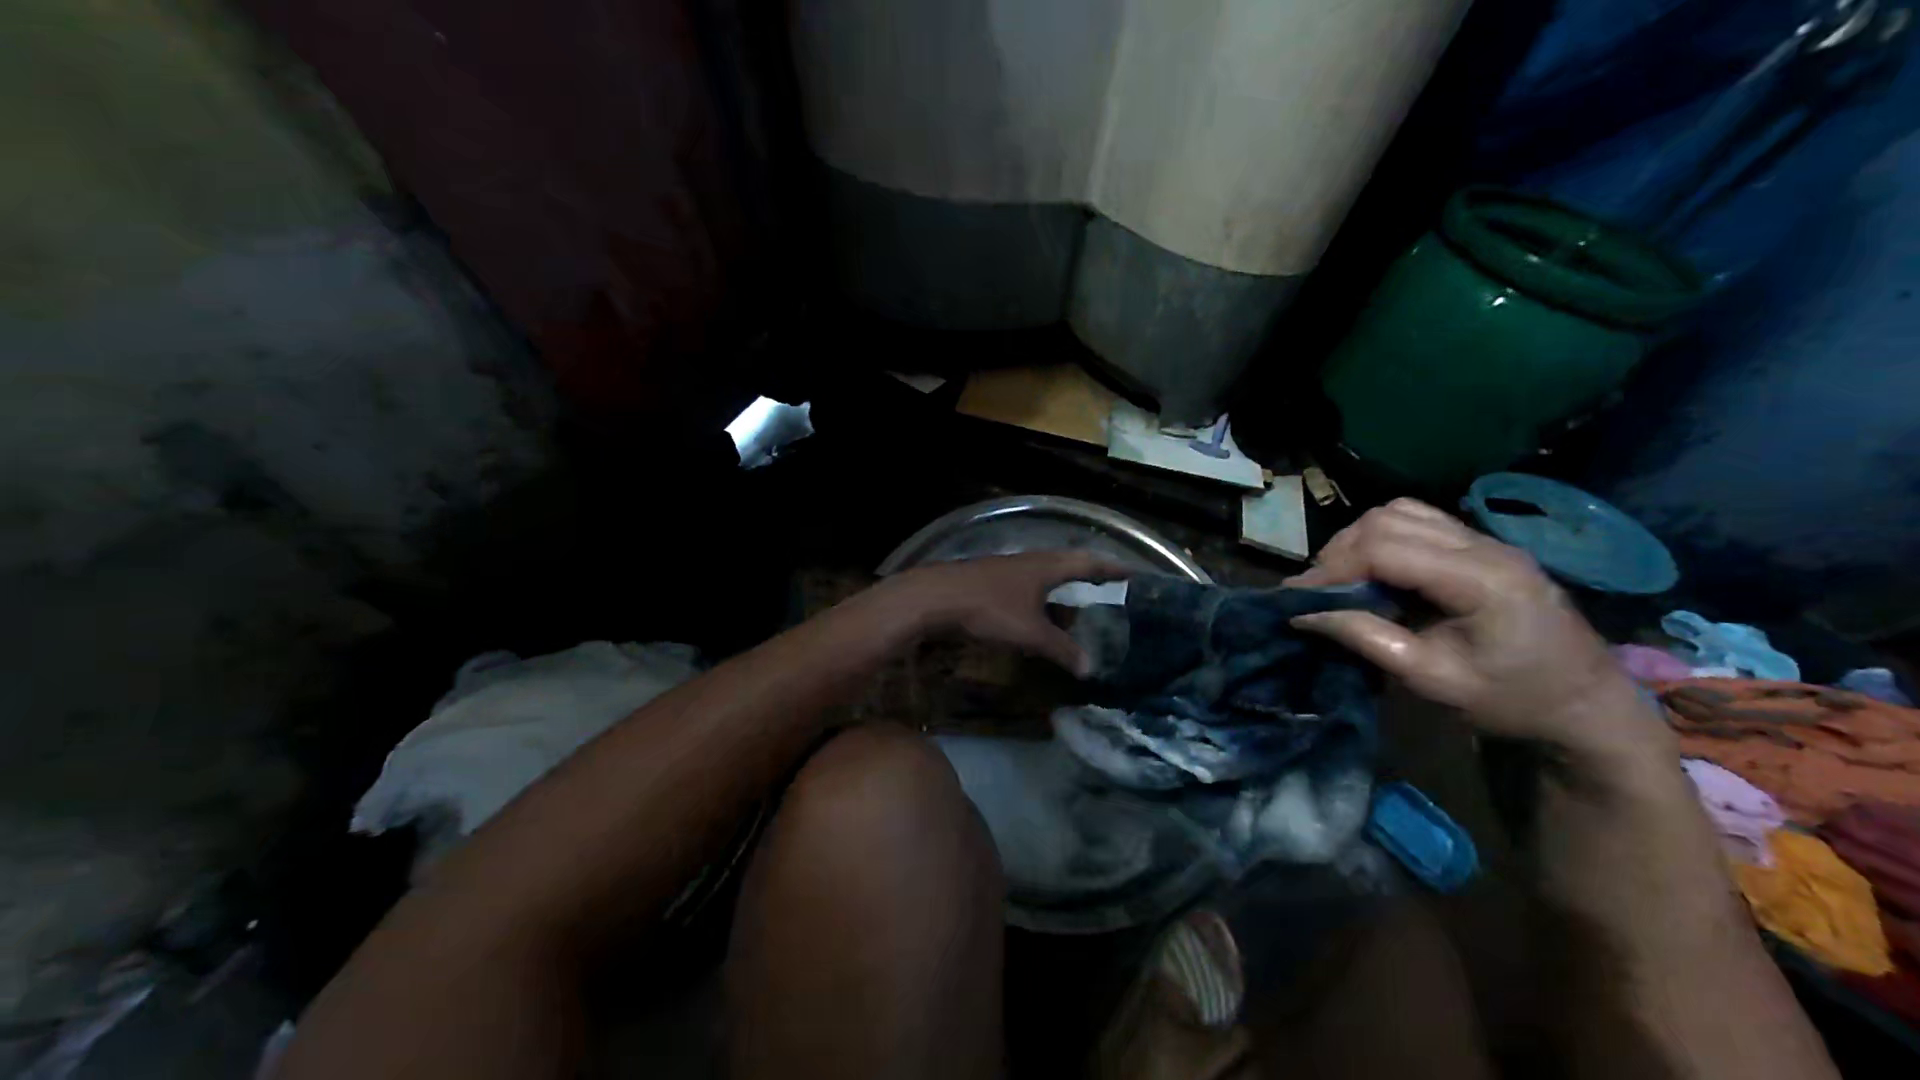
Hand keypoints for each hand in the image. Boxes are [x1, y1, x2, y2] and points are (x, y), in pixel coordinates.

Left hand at [878, 551, 1125, 675]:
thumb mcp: (1030, 633)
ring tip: (1076, 603)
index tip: (1133, 572)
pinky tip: (1036, 613)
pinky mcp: (988, 580)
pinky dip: (1040, 598)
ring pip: (1044, 574)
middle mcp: (1029, 561)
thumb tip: (1090, 668)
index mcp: (1046, 566)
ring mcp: (1007, 569)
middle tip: (1108, 583)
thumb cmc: (988, 608)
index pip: (1089, 562)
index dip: (1112, 568)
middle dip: (1089, 573)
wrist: (935, 597)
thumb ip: (1061, 649)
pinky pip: (1025, 586)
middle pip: (1067, 563)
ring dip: (1061, 587)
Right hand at [1288, 499, 1667, 762]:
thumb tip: (1303, 614)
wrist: (1585, 704)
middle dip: (1339, 551)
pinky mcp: (1480, 545)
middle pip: (1387, 519)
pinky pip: (1416, 521)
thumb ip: (1367, 638)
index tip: (1298, 599)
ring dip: (1358, 540)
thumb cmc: (1512, 700)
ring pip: (1398, 512)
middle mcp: (1484, 545)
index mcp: (1481, 578)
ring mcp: (1485, 540)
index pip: (1384, 548)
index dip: (1332, 568)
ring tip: (1341, 579)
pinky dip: (1381, 538)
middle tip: (1317, 592)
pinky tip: (1375, 570)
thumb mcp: (1433, 679)